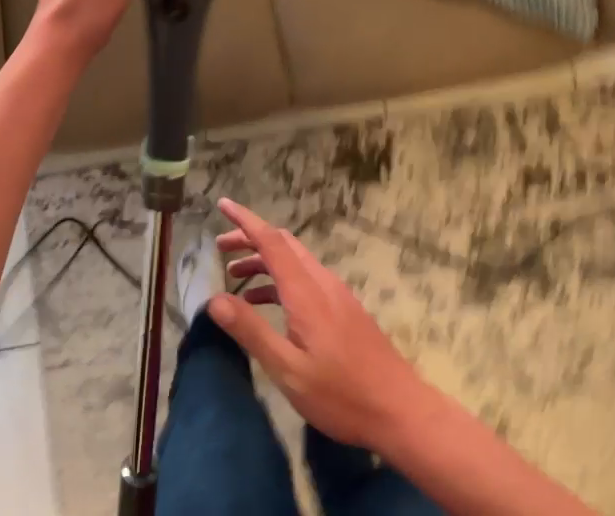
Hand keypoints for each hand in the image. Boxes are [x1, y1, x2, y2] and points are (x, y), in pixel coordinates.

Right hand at [206, 197, 431, 451]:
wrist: (400, 410)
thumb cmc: (341, 393)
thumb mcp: (287, 369)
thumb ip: (251, 330)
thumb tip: (214, 299)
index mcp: (306, 291)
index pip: (270, 241)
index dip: (245, 221)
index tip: (223, 205)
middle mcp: (322, 283)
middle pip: (283, 244)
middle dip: (250, 238)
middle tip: (220, 247)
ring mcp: (337, 295)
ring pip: (296, 261)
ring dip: (264, 260)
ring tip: (234, 276)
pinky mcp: (344, 310)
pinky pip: (306, 279)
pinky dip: (280, 279)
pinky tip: (266, 303)